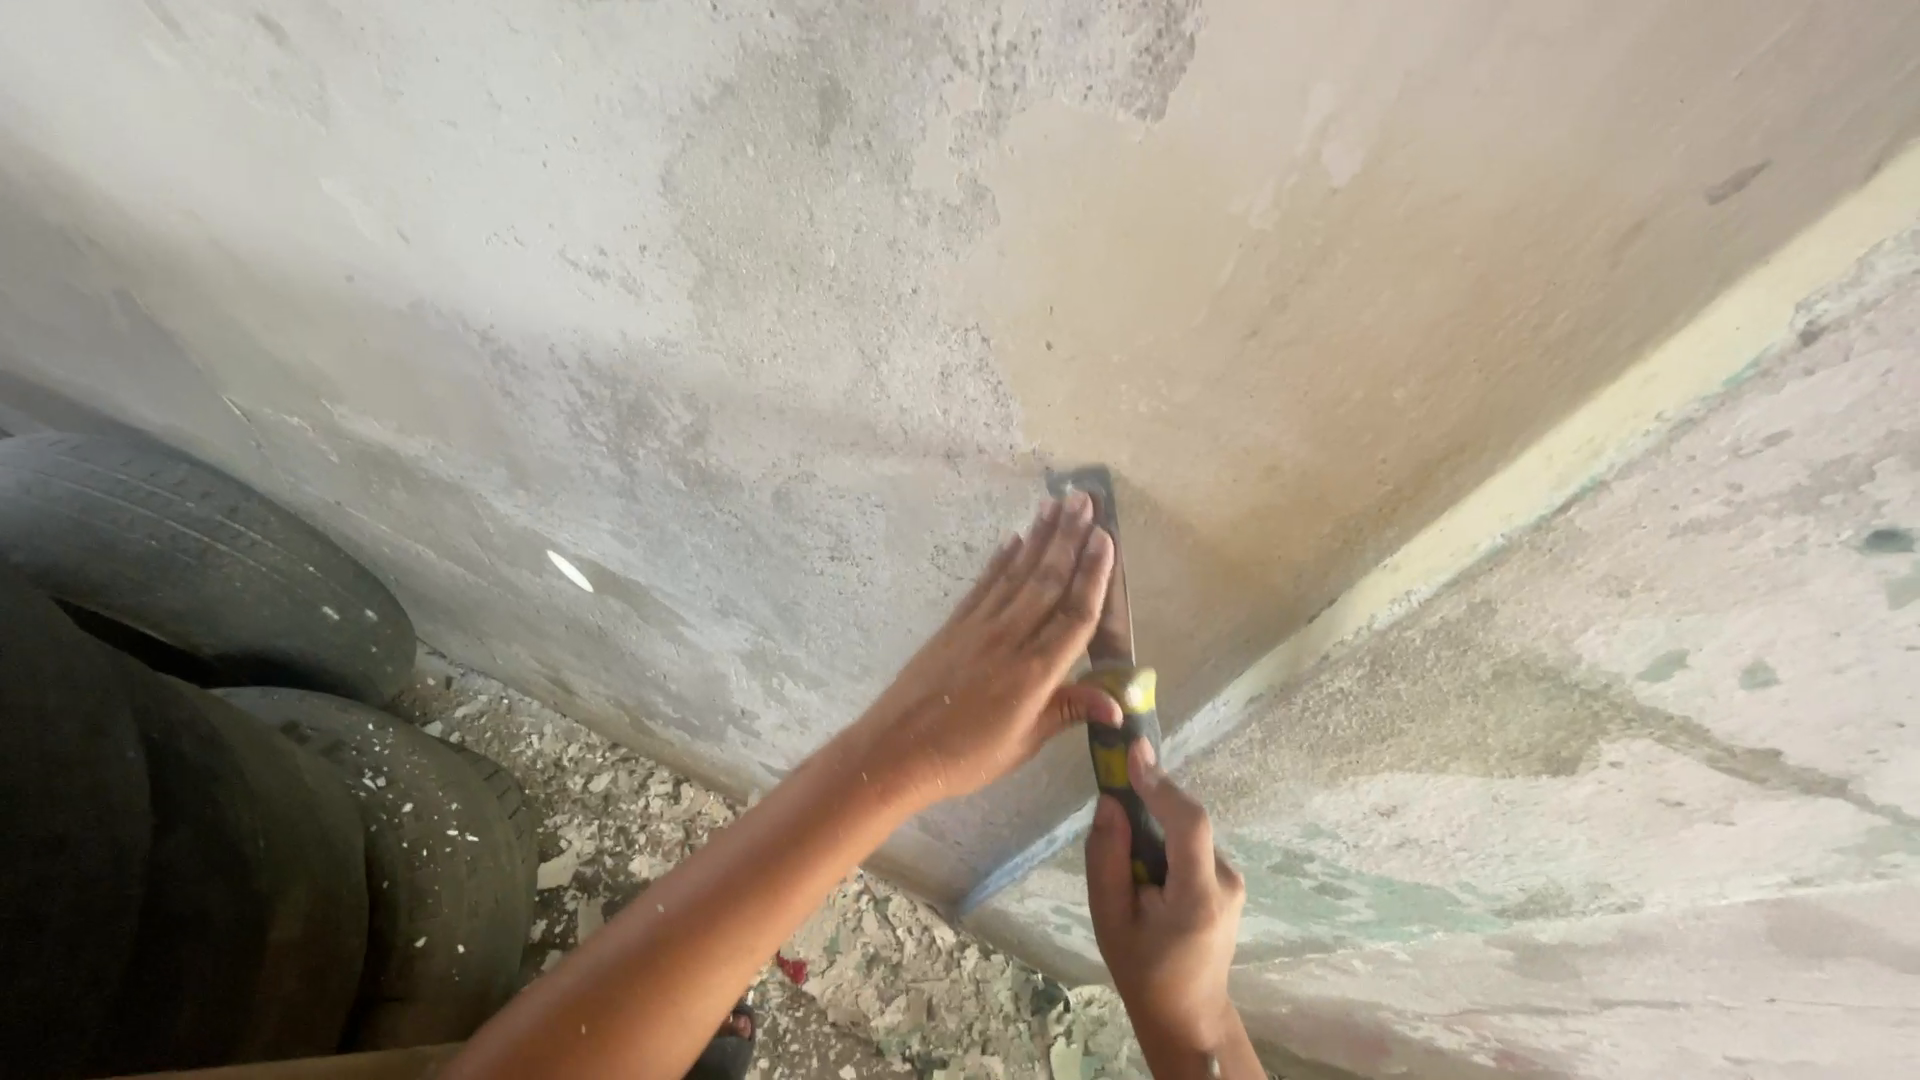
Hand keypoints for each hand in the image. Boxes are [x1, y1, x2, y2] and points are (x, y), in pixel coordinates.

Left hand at [847, 491, 1121, 808]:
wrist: (896, 750)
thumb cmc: (966, 757)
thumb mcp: (1023, 743)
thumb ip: (1066, 711)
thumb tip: (1116, 702)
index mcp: (1035, 672)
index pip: (1075, 615)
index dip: (1094, 575)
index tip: (1106, 538)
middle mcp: (1010, 638)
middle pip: (1047, 581)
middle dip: (1070, 538)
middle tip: (1086, 500)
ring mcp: (979, 627)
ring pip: (1018, 574)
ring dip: (1040, 538)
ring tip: (1057, 504)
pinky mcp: (955, 625)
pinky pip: (984, 585)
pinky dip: (1001, 561)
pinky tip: (1015, 539)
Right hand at [1086, 740, 1246, 1070]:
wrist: (1189, 1016)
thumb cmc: (1143, 971)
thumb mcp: (1108, 918)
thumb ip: (1106, 857)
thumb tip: (1110, 802)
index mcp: (1198, 895)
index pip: (1188, 823)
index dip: (1160, 784)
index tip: (1132, 750)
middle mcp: (1226, 879)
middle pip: (1185, 821)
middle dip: (1147, 802)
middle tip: (1111, 793)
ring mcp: (1232, 879)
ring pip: (1186, 830)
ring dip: (1154, 825)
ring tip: (1126, 854)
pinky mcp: (1227, 879)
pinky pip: (1190, 843)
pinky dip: (1164, 839)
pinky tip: (1145, 867)